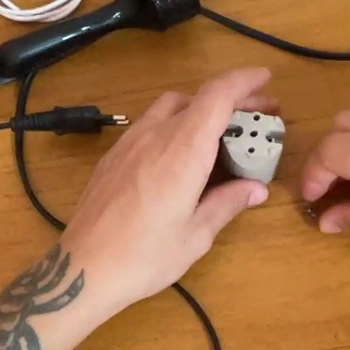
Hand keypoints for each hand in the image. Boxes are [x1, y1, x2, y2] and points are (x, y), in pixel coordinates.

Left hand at [61, 67, 273, 312]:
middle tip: (255, 118)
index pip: (217, 96)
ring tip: (219, 134)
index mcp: (182, 152)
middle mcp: (154, 136)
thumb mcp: (195, 235)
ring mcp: (129, 143)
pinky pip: (149, 124)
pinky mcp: (113, 156)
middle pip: (196, 98)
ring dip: (200, 110)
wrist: (83, 269)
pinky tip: (181, 153)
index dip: (244, 81)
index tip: (265, 79)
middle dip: (230, 100)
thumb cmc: (144, 257)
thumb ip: (227, 203)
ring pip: (170, 107)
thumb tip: (256, 188)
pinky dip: (175, 124)